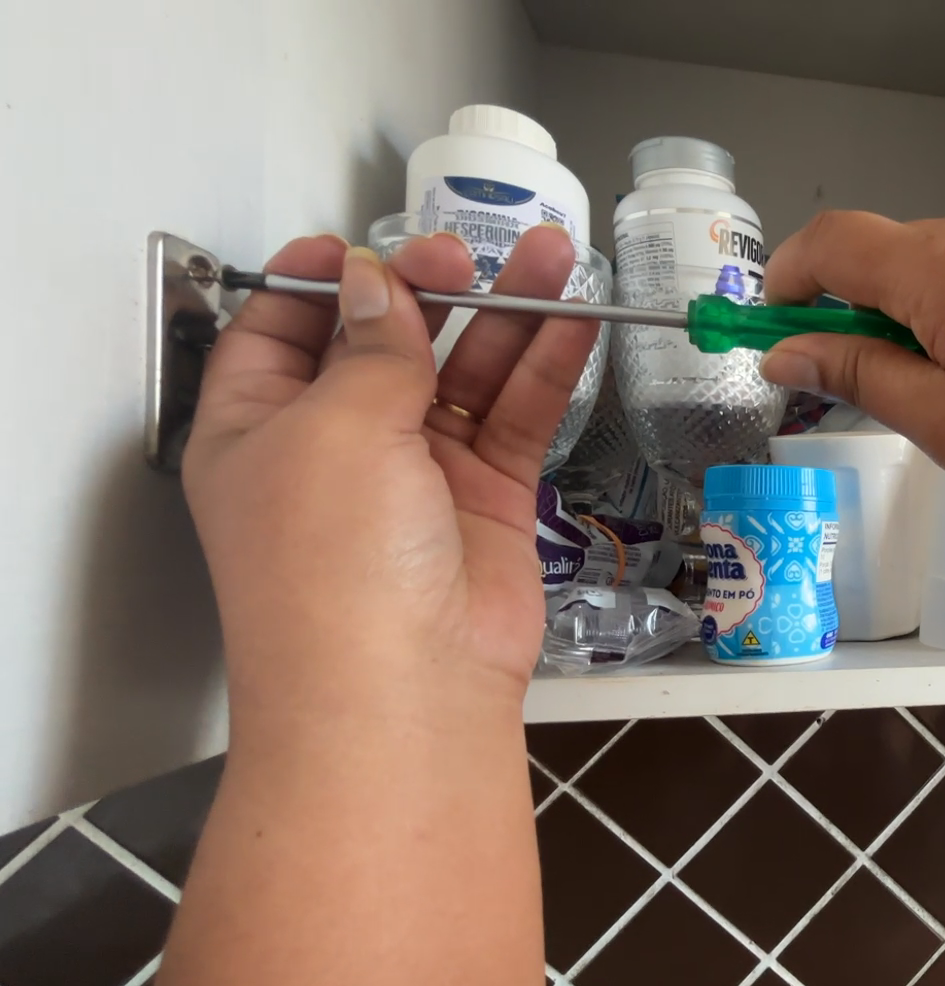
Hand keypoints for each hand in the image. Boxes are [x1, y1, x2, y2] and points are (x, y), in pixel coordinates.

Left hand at [181, 227, 598, 716]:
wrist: (414, 679)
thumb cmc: (335, 562)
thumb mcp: (331, 432)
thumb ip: (370, 351)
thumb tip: (375, 281)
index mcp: (266, 422)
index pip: (287, 329)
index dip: (324, 281)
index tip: (370, 246)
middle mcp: (346, 440)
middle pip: (397, 342)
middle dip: (441, 291)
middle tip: (485, 251)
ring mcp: (427, 468)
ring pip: (474, 374)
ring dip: (516, 320)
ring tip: (559, 265)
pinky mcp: (495, 493)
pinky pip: (521, 417)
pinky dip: (549, 372)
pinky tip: (577, 329)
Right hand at [759, 210, 944, 516]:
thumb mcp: (942, 419)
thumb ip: (857, 374)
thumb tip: (791, 351)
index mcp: (941, 265)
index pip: (831, 244)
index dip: (786, 284)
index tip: (768, 330)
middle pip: (880, 257)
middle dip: (845, 315)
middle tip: (844, 386)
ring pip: (929, 273)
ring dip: (901, 324)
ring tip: (923, 397)